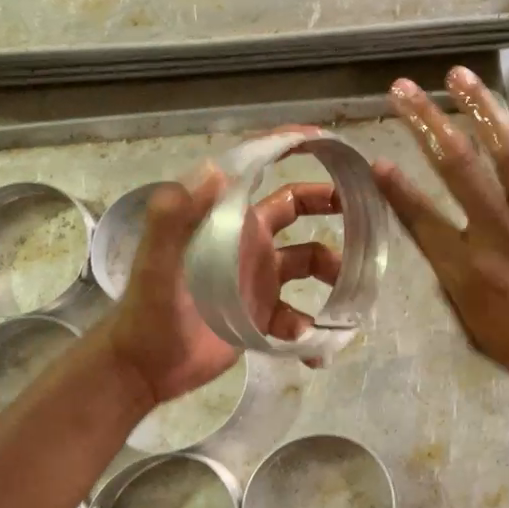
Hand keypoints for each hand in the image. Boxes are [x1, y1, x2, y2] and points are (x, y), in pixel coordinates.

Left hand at [98, 166, 341, 406]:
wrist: (143, 368)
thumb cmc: (150, 309)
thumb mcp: (158, 262)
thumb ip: (176, 217)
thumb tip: (217, 167)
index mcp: (228, 221)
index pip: (259, 171)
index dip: (288, 147)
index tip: (325, 139)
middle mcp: (249, 242)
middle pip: (299, 210)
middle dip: (331, 205)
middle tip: (365, 212)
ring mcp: (258, 279)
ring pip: (310, 263)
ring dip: (334, 276)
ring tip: (350, 300)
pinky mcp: (263, 315)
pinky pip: (299, 316)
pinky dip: (312, 331)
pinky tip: (316, 352)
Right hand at [372, 67, 508, 419]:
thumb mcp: (478, 329)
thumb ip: (456, 282)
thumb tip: (439, 244)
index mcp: (471, 271)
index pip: (421, 219)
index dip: (394, 188)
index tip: (375, 161)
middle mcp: (503, 235)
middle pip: (456, 168)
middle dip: (425, 123)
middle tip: (403, 89)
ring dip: (483, 111)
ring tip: (460, 77)